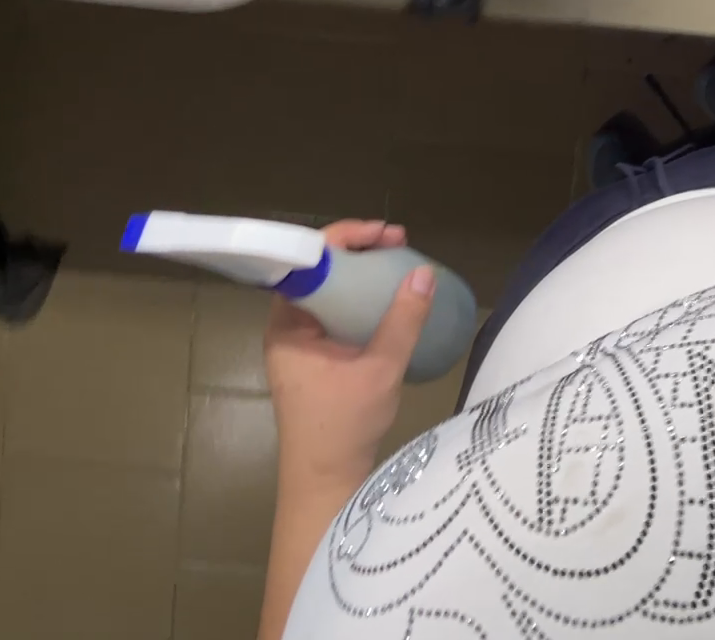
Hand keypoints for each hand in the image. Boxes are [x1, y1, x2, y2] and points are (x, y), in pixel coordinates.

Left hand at [263, 220, 435, 488]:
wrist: (326, 480)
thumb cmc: (343, 425)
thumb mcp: (380, 369)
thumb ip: (403, 321)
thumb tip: (425, 272)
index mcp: (289, 325)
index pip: (308, 262)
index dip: (345, 238)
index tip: (384, 235)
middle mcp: (290, 327)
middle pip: (320, 270)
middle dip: (359, 249)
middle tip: (399, 241)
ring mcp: (304, 342)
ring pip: (331, 289)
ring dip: (363, 269)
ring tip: (399, 258)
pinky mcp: (319, 356)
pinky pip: (339, 310)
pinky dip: (363, 294)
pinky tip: (390, 294)